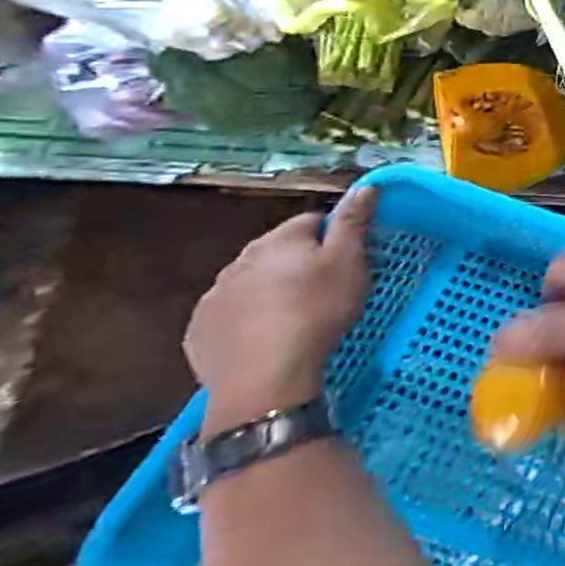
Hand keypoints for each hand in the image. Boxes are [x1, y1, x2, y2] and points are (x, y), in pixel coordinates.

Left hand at [186, 186, 377, 435]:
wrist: (265, 379)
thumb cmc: (317, 312)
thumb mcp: (349, 263)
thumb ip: (354, 222)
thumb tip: (365, 186)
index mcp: (278, 240)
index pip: (311, 221)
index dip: (333, 237)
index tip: (347, 260)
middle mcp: (239, 261)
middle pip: (278, 250)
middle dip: (300, 262)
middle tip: (325, 288)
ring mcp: (213, 297)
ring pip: (252, 281)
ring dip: (272, 289)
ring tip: (295, 315)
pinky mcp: (199, 331)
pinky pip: (230, 313)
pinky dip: (247, 318)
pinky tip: (266, 336)